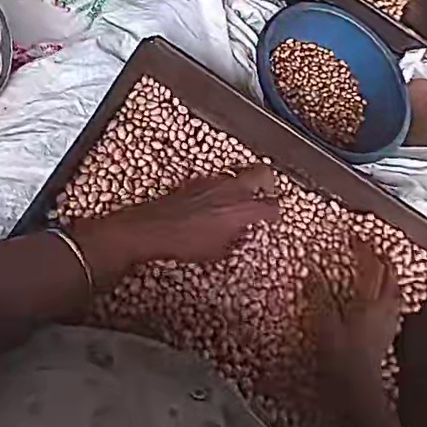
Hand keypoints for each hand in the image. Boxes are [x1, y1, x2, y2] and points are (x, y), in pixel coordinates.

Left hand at [70, 166, 277, 284]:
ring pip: (237, 175)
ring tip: (239, 202)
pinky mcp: (194, 182)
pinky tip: (214, 204)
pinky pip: (216, 181)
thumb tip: (240, 235)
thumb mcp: (218, 251)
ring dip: (243, 186)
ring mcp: (211, 181)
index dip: (276, 213)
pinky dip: (221, 190)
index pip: (272, 205)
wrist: (150, 229)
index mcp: (242, 208)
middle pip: (262, 174)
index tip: (274, 218)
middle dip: (268, 184)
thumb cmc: (183, 242)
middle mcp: (230, 189)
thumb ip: (236, 240)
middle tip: (268, 195)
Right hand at [308, 238, 409, 426]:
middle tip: (370, 247)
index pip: (372, 267)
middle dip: (382, 259)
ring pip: (394, 292)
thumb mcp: (324, 324)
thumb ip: (319, 296)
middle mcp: (383, 310)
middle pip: (390, 278)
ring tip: (378, 268)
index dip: (365, 249)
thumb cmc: (341, 360)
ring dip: (388, 276)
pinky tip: (376, 299)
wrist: (358, 394)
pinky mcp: (385, 337)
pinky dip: (386, 295)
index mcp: (369, 302)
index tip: (355, 237)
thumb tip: (312, 272)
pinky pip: (391, 307)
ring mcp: (387, 324)